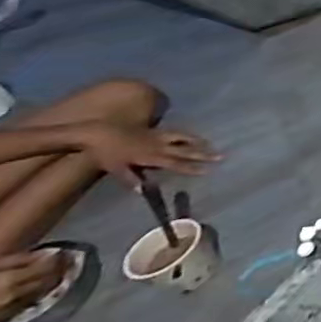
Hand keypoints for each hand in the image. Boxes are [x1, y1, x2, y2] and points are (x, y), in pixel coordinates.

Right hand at [0, 252, 64, 321]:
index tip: (66, 251)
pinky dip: (32, 299)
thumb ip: (12, 261)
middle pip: (47, 282)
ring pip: (38, 297)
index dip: (59, 259)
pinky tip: (30, 292)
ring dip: (48, 285)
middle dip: (59, 271)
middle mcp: (12, 298)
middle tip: (65, 262)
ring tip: (53, 275)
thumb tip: (43, 253)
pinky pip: (22, 309)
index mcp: (8, 281)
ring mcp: (4, 314)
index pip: (47, 267)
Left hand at [74, 122, 218, 187]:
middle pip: (186, 150)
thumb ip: (131, 179)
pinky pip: (175, 132)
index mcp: (151, 156)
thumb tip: (143, 191)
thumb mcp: (116, 169)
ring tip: (210, 144)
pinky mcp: (154, 130)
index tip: (207, 170)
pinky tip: (190, 136)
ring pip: (183, 138)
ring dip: (198, 141)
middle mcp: (159, 146)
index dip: (192, 167)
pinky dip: (185, 135)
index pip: (176, 163)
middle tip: (220, 156)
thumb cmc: (106, 153)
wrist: (100, 132)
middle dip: (204, 154)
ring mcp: (158, 136)